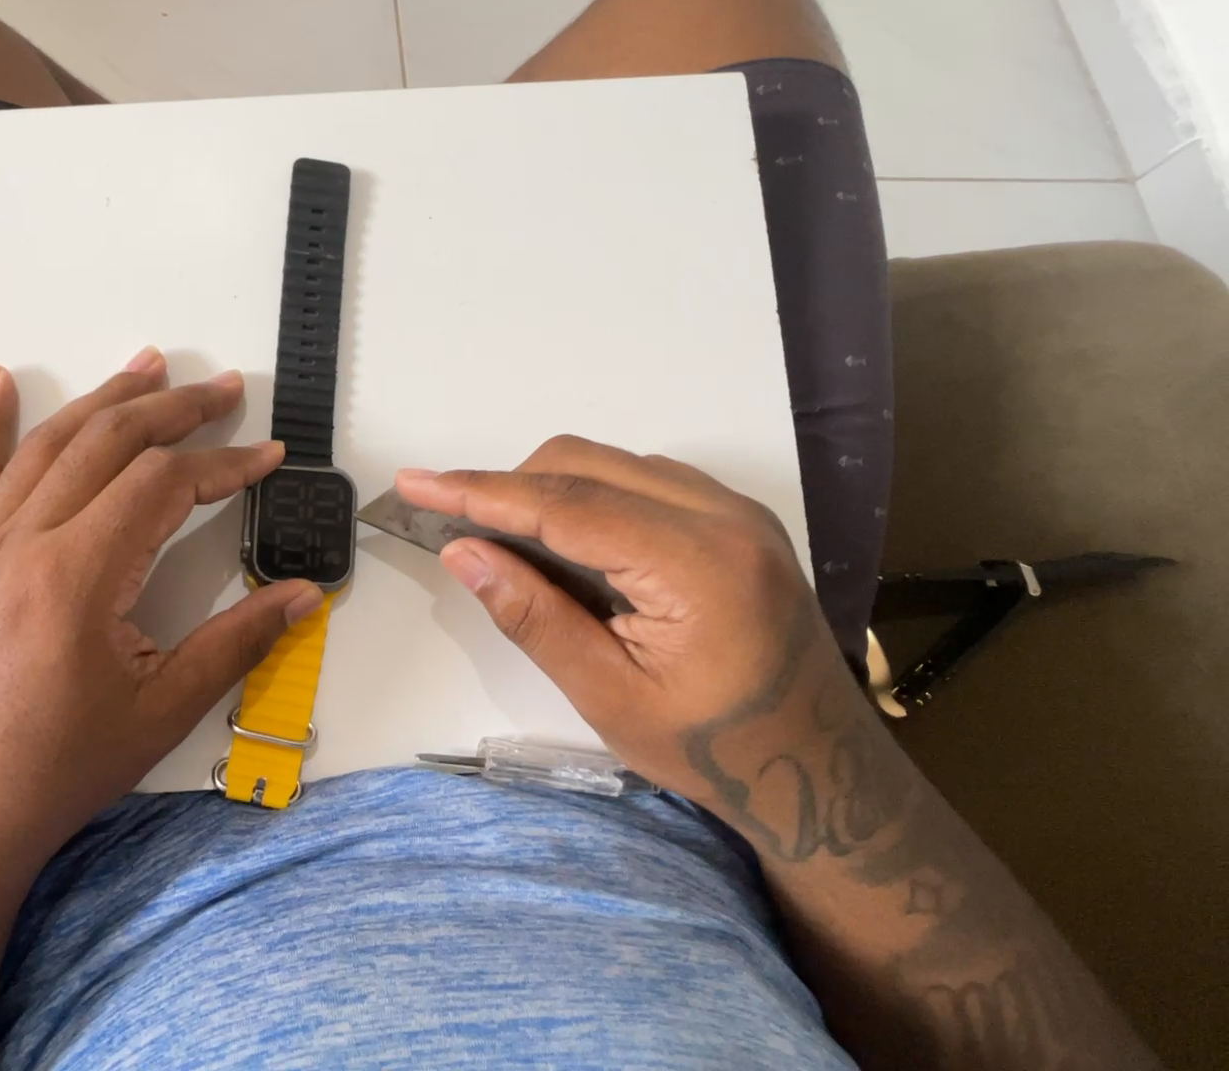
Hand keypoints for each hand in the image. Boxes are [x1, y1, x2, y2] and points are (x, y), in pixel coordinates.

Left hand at [0, 348, 323, 844]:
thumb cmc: (62, 768)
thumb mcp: (165, 709)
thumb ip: (238, 641)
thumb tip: (307, 595)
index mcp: (79, 574)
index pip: (162, 485)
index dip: (223, 464)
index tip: (269, 456)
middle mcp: (26, 541)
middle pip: (108, 444)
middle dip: (173, 409)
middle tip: (223, 387)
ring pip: (47, 446)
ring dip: (102, 399)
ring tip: (147, 364)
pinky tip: (0, 381)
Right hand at [394, 435, 861, 806]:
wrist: (818, 769)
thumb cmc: (711, 749)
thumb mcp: (607, 695)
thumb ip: (532, 616)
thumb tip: (461, 551)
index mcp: (697, 565)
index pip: (565, 503)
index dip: (480, 491)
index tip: (415, 482)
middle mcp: (723, 516)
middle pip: (585, 463)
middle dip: (510, 488)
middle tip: (459, 530)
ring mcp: (734, 511)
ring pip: (610, 463)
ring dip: (546, 491)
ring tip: (509, 546)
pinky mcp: (733, 519)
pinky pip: (639, 479)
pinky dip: (586, 497)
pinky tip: (569, 548)